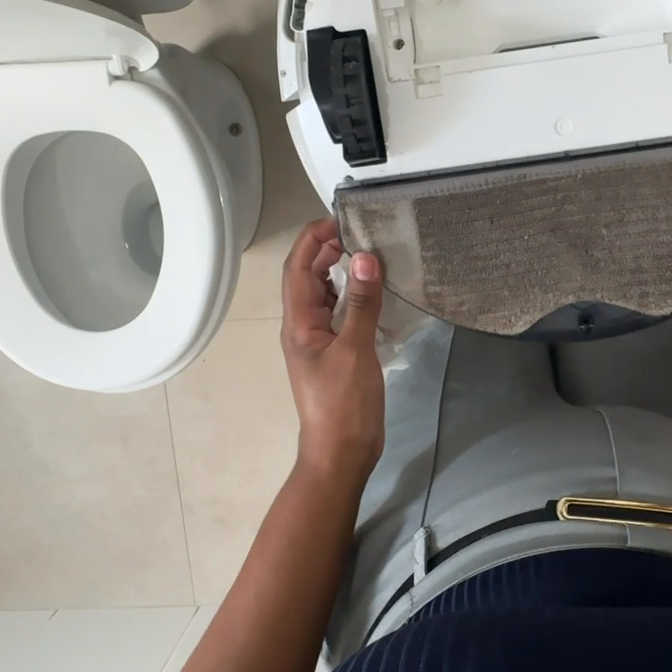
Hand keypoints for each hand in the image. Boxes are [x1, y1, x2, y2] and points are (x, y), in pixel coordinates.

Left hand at [280, 218, 385, 475]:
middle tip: (360, 232)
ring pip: (323, 293)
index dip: (313, 239)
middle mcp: (303, 326)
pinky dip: (352, 294)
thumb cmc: (343, 403)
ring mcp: (318, 340)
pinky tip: (374, 291)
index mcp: (298, 322)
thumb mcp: (355, 350)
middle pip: (307, 276)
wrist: (342, 452)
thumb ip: (361, 303)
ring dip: (339, 270)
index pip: (297, 268)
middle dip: (327, 249)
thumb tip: (365, 257)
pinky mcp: (336, 352)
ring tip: (368, 253)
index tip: (340, 219)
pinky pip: (339, 312)